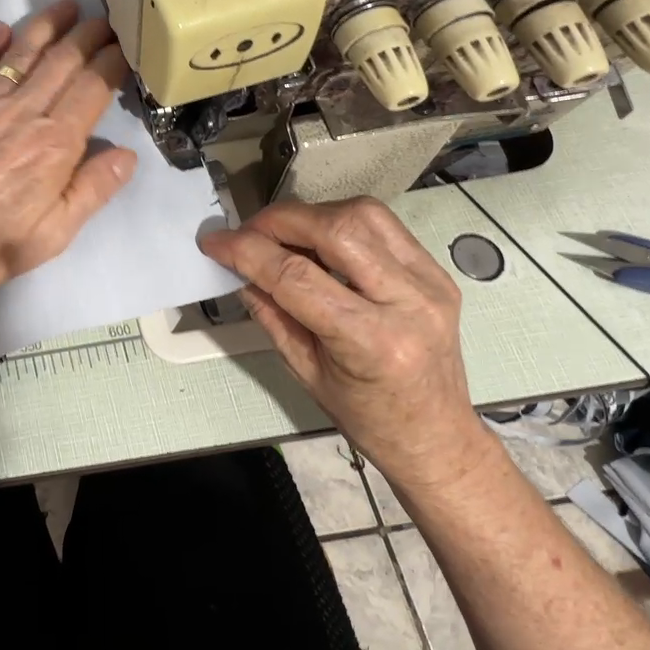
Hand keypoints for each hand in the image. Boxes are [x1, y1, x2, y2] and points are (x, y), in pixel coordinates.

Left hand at [0, 0, 138, 337]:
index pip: (93, 87)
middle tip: (107, 19)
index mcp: (54, 142)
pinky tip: (0, 29)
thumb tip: (126, 154)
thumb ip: (92, 190)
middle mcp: (21, 112)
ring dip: (46, 26)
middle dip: (88, 36)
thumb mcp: (54, 234)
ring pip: (21, 53)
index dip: (113, 62)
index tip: (128, 47)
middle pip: (62, 61)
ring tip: (67, 6)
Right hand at [199, 198, 497, 491]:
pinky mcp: (436, 270)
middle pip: (334, 230)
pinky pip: (381, 224)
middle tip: (246, 233)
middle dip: (278, 221)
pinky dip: (339, 221)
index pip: (295, 276)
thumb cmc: (366, 414)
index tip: (213, 243)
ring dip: (310, 215)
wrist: (436, 435)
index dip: (246, 252)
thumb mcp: (303, 369)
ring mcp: (429, 282)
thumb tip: (237, 267)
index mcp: (372, 342)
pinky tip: (317, 240)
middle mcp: (408, 302)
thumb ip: (270, 312)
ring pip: (361, 214)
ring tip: (281, 234)